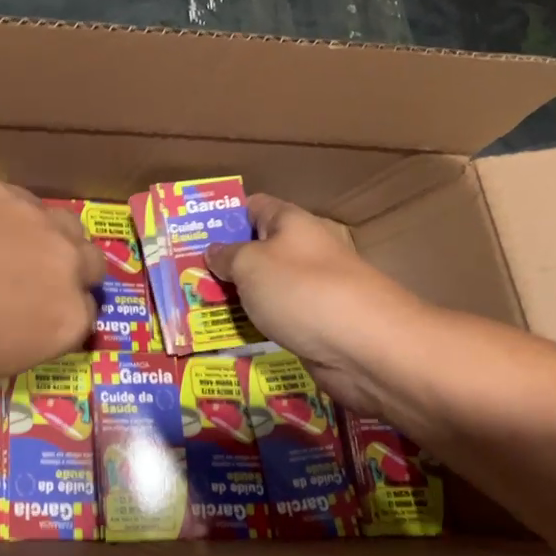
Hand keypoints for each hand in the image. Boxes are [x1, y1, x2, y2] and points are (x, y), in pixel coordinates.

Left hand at [0, 180, 102, 380]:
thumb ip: (21, 334)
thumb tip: (11, 320)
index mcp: (66, 322)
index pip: (87, 316)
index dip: (65, 313)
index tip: (44, 315)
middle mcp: (66, 266)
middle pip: (91, 262)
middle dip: (74, 270)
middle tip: (39, 278)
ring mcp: (36, 220)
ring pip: (66, 223)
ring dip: (51, 235)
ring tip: (16, 244)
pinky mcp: (1, 188)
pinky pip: (21, 199)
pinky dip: (9, 212)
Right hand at [207, 194, 427, 413]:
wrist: (371, 349)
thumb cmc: (304, 292)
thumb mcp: (250, 265)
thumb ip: (226, 256)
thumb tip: (213, 251)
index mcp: (290, 222)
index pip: (251, 206)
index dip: (222, 217)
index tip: (190, 234)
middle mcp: (303, 251)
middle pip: (256, 250)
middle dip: (223, 264)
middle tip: (183, 278)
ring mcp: (314, 291)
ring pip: (266, 289)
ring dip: (238, 300)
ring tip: (196, 310)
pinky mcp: (319, 328)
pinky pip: (279, 321)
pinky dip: (258, 328)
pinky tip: (232, 338)